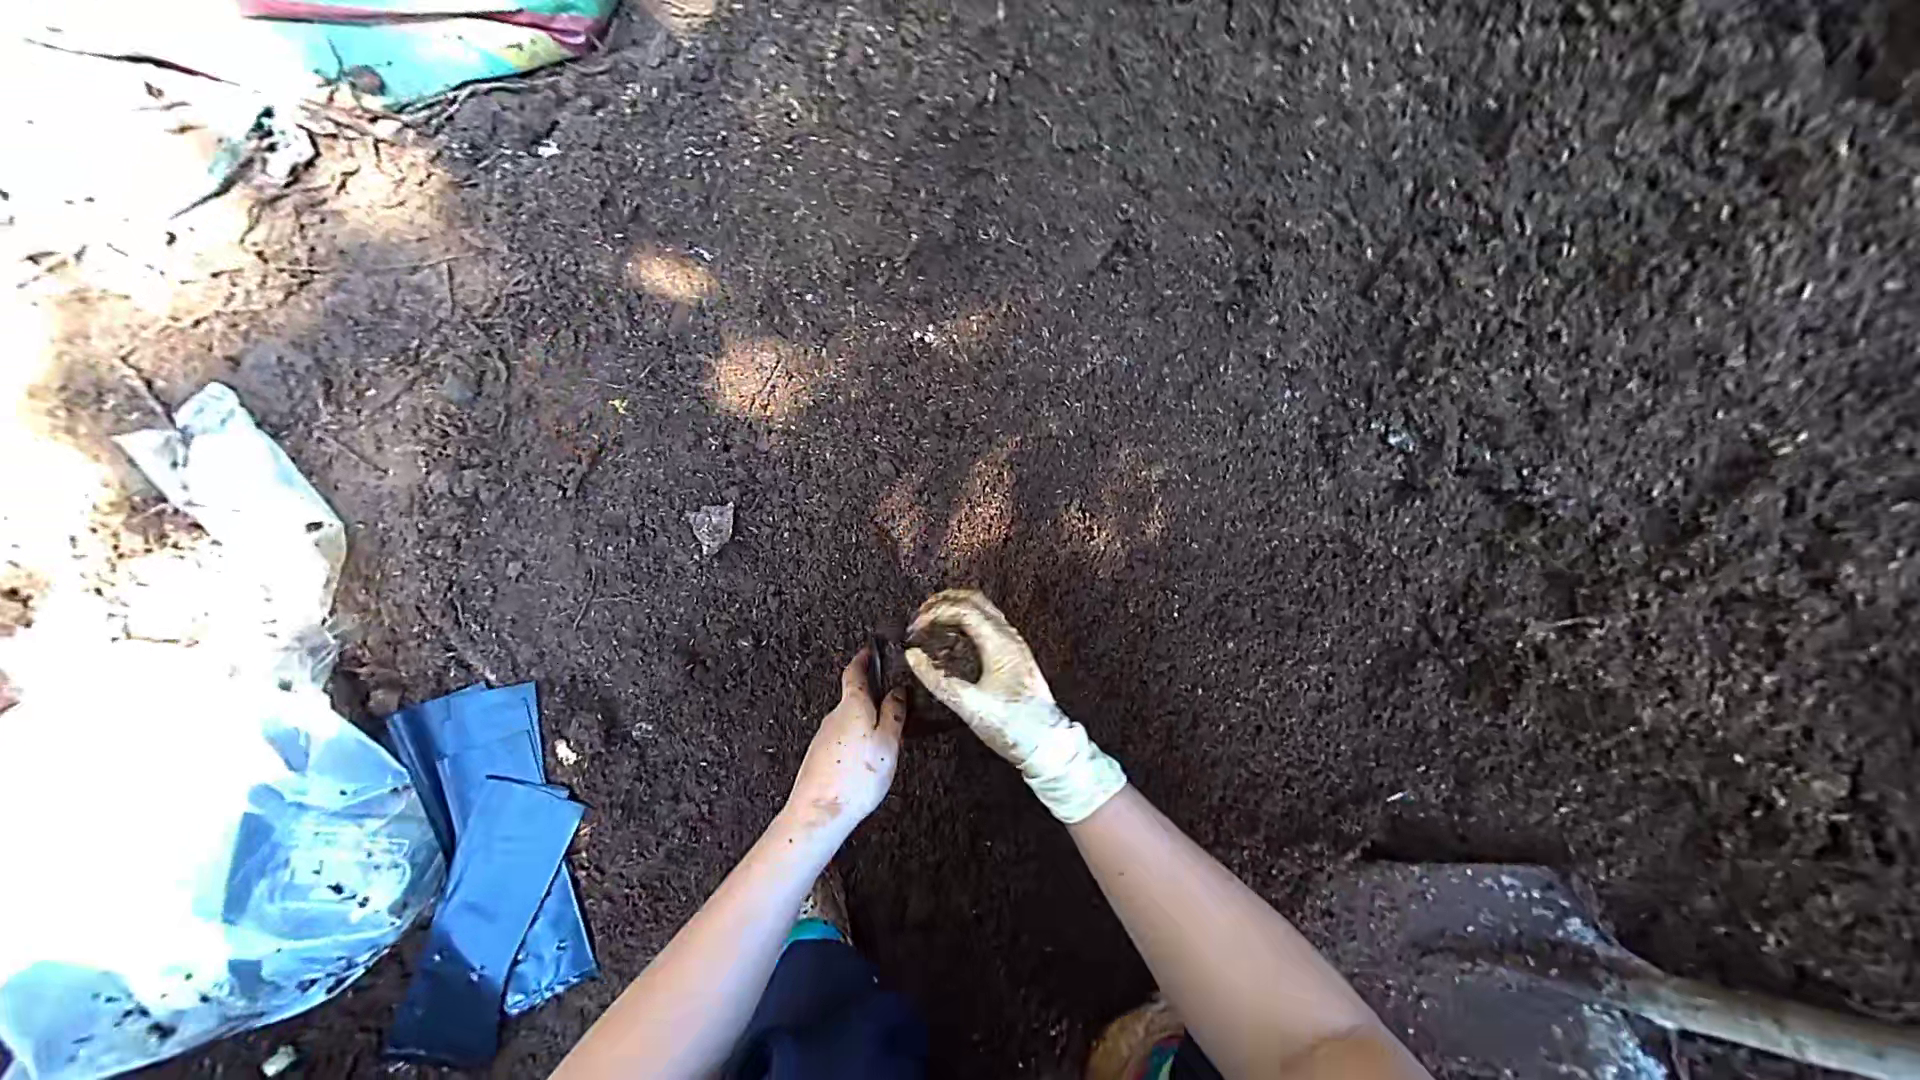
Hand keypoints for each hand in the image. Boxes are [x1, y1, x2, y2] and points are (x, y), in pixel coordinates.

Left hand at [784, 645, 905, 838]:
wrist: (818, 813)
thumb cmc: (855, 778)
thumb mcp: (888, 742)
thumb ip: (895, 713)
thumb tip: (898, 692)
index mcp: (852, 705)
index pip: (854, 671)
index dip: (863, 658)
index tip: (869, 651)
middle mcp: (834, 716)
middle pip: (852, 698)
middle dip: (871, 697)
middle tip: (891, 701)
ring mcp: (824, 737)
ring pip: (848, 721)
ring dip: (864, 722)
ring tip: (884, 737)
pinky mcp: (819, 756)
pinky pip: (841, 740)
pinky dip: (855, 742)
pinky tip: (865, 761)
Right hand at [904, 589, 1125, 822]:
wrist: (1047, 744)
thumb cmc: (1016, 727)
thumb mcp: (969, 705)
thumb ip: (937, 680)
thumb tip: (914, 658)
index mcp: (1000, 644)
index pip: (963, 609)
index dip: (935, 612)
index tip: (917, 625)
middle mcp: (1010, 639)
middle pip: (974, 600)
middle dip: (944, 601)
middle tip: (921, 613)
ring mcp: (1014, 646)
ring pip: (982, 610)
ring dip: (955, 609)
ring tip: (933, 620)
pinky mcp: (1014, 657)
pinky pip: (988, 626)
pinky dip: (966, 622)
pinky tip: (955, 638)